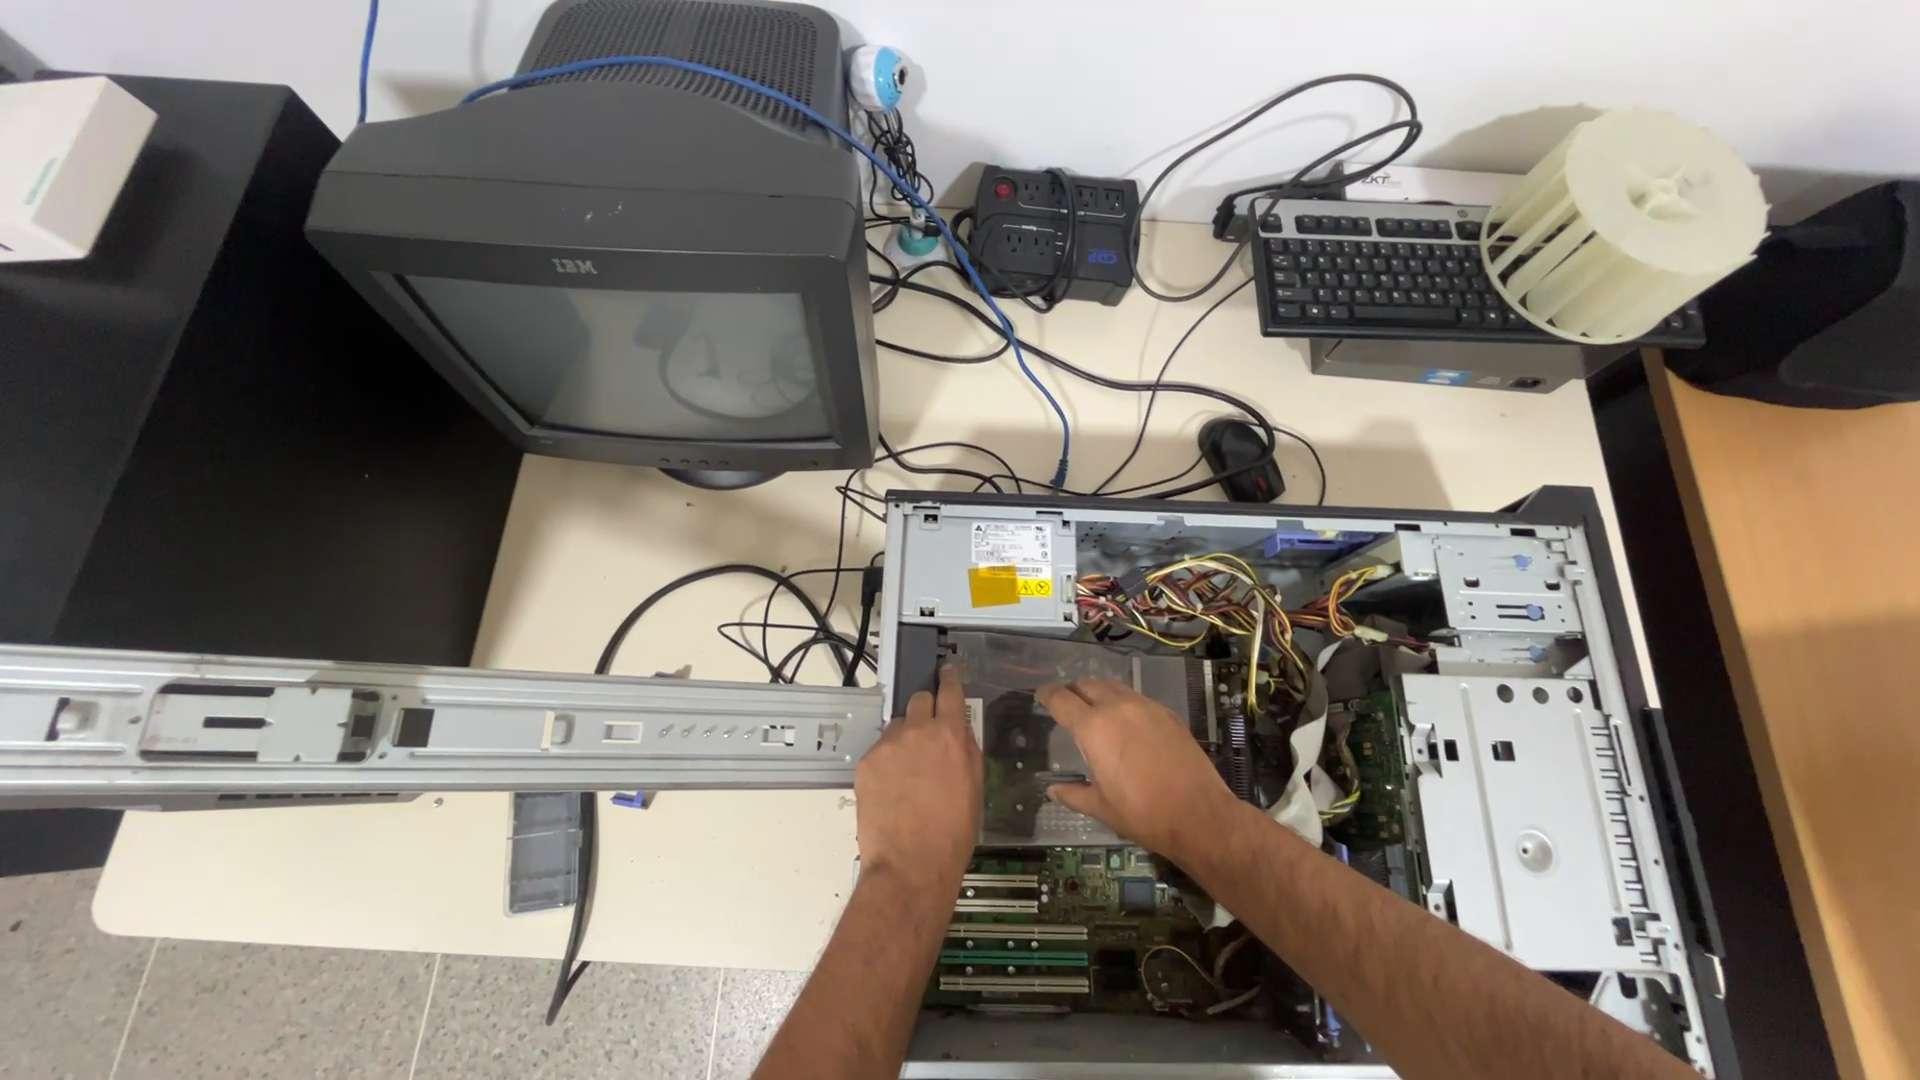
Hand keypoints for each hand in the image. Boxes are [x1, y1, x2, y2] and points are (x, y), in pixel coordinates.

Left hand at [855, 666, 981, 890]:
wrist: (911, 864)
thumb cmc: (952, 832)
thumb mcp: (975, 786)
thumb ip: (967, 750)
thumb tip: (959, 731)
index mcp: (949, 736)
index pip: (950, 692)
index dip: (949, 679)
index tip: (947, 672)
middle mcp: (916, 732)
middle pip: (919, 700)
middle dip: (925, 709)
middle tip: (929, 732)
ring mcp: (887, 746)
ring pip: (897, 726)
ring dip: (905, 738)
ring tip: (909, 771)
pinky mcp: (866, 763)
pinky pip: (880, 750)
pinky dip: (887, 762)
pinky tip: (893, 788)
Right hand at [1039, 678, 1244, 861]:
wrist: (1199, 814)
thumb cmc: (1143, 814)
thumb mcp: (1101, 808)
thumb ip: (1072, 794)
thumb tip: (1053, 790)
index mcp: (1093, 728)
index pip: (1061, 699)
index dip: (1047, 695)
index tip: (1041, 697)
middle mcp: (1118, 708)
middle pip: (1087, 685)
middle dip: (1072, 691)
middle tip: (1066, 705)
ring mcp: (1146, 707)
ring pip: (1113, 687)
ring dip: (1098, 694)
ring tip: (1095, 710)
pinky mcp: (1167, 714)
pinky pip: (1137, 698)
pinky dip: (1123, 703)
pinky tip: (1126, 723)